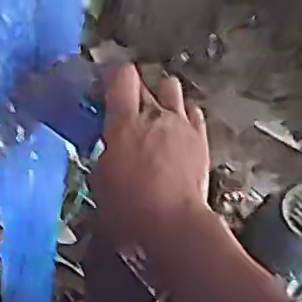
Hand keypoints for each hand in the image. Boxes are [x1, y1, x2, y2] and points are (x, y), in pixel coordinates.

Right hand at [92, 65, 212, 250]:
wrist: (173, 225)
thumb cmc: (132, 210)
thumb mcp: (101, 183)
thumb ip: (105, 156)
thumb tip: (109, 153)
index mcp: (125, 124)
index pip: (120, 77)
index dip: (109, 78)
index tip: (101, 91)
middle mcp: (156, 116)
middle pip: (145, 83)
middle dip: (131, 93)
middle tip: (122, 111)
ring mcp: (182, 126)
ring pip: (172, 89)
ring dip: (161, 97)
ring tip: (153, 116)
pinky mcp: (201, 140)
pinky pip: (193, 113)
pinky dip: (183, 116)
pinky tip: (175, 131)